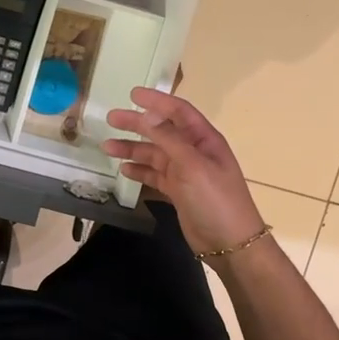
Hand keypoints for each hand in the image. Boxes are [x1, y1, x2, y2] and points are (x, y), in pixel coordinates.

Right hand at [104, 87, 267, 263]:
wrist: (231, 244)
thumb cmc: (216, 199)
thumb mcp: (192, 165)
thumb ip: (168, 139)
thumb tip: (147, 113)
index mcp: (204, 139)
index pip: (178, 111)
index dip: (156, 101)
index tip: (132, 94)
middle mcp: (194, 152)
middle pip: (162, 130)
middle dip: (137, 124)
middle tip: (111, 119)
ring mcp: (185, 172)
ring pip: (154, 153)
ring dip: (132, 149)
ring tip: (107, 147)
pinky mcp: (178, 191)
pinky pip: (155, 175)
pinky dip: (139, 171)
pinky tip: (124, 170)